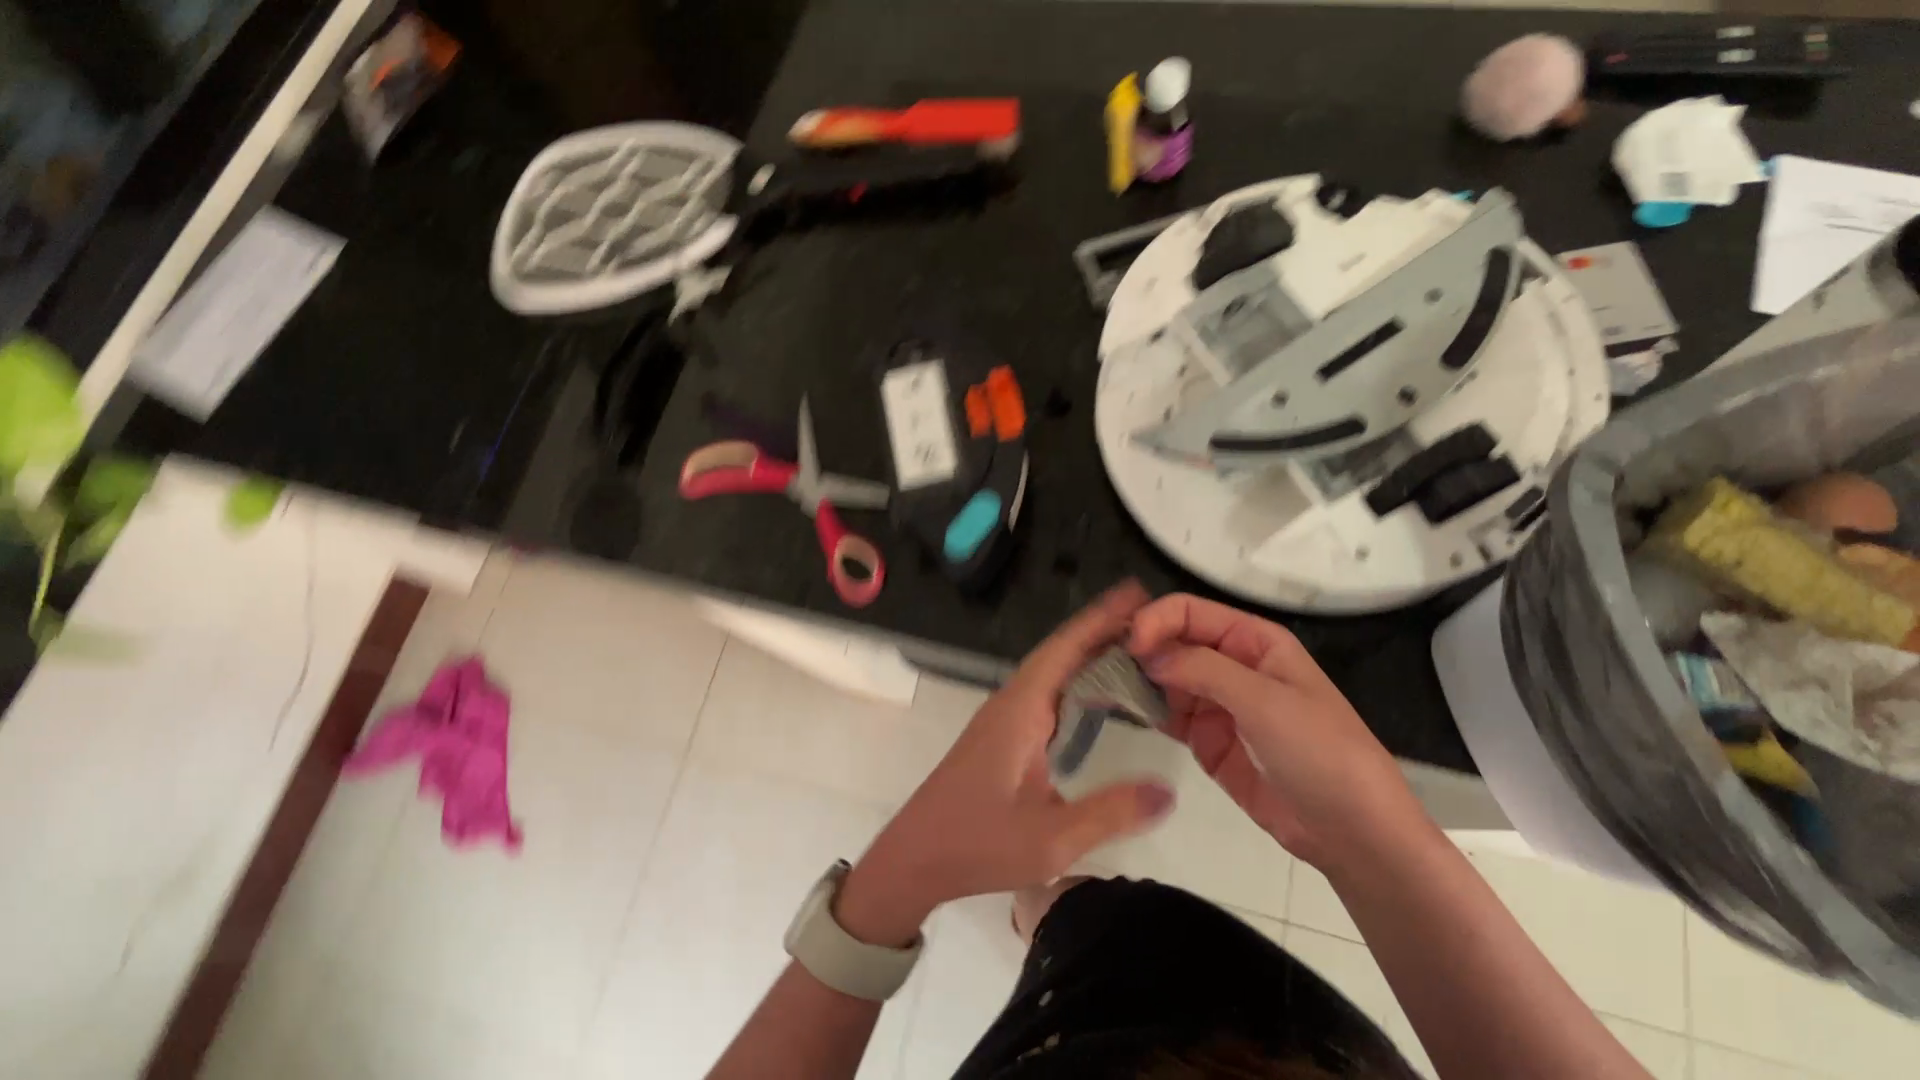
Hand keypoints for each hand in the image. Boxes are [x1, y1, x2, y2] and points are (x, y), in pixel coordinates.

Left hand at [839, 583, 1175, 946]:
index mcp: (1020, 712)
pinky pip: (1045, 696)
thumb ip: (1110, 813)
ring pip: (1051, 674)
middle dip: (1103, 631)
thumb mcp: (1051, 839)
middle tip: (1154, 618)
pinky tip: (1098, 697)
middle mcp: (1010, 704)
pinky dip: (1076, 683)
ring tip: (1137, 647)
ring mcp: (1003, 720)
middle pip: (1060, 654)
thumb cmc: (976, 845)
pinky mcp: (1001, 738)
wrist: (914, 860)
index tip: (1138, 593)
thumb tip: (1169, 790)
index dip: (1100, 619)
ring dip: (1089, 655)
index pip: (1064, 649)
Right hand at [1127, 593, 1426, 870]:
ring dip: (1137, 678)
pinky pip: (1169, 716)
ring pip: (1166, 678)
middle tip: (1101, 666)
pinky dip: (1146, 710)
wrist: (1352, 831)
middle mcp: (1233, 665)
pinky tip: (1121, 711)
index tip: (1128, 647)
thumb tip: (1147, 653)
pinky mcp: (1208, 741)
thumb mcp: (1265, 702)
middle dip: (1139, 648)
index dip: (1156, 621)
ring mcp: (1219, 705)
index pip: (1191, 613)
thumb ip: (1204, 670)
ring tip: (1101, 687)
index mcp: (1255, 642)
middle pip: (1173, 642)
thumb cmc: (1320, 752)